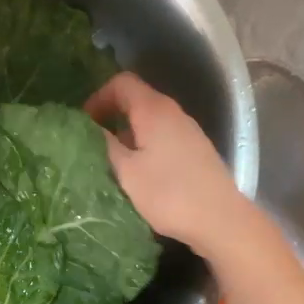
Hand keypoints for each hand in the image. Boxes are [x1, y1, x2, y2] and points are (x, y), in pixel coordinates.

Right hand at [86, 72, 250, 251]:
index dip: (98, 97)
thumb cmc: (168, 194)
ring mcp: (188, 133)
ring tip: (112, 166)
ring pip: (150, 124)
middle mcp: (173, 113)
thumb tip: (87, 129)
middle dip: (112, 119)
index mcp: (154, 110)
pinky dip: (145, 151)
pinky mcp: (195, 153)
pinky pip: (163, 141)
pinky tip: (139, 178)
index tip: (83, 124)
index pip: (122, 83)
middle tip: (93, 146)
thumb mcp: (126, 172)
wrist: (219, 219)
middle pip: (137, 102)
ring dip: (128, 138)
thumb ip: (104, 146)